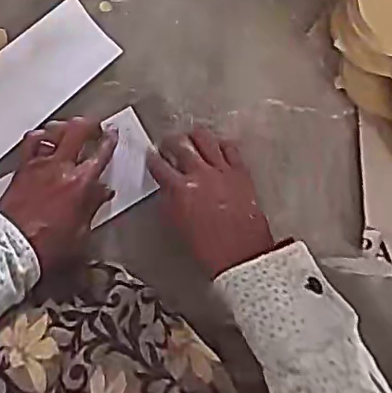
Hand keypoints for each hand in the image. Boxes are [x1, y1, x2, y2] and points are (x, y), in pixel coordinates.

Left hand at [0, 117, 115, 273]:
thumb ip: (92, 206)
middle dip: (90, 125)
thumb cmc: (45, 247)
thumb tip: (102, 194)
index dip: (109, 140)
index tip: (112, 133)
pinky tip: (43, 138)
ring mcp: (39, 166)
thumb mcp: (81, 233)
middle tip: (95, 126)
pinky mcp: (22, 169)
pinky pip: (31, 143)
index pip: (101, 153)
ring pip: (54, 132)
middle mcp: (60, 168)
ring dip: (65, 127)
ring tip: (70, 127)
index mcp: (80, 183)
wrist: (13, 249)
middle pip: (78, 131)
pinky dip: (40, 137)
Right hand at [146, 127, 278, 276]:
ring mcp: (221, 170)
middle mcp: (199, 174)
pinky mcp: (240, 171)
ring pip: (204, 139)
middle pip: (179, 145)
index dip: (152, 158)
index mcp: (179, 189)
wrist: (241, 256)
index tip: (151, 155)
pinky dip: (221, 144)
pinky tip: (217, 147)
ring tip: (191, 138)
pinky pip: (230, 148)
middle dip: (170, 142)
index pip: (159, 165)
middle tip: (168, 143)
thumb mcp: (177, 224)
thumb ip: (170, 200)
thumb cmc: (208, 248)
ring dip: (194, 136)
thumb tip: (167, 188)